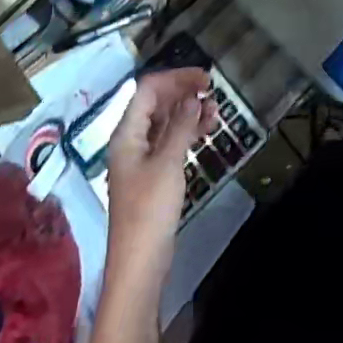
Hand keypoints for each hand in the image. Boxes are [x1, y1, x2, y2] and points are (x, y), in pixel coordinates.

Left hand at [104, 68, 215, 273]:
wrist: (140, 263)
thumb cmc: (150, 210)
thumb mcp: (168, 164)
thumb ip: (180, 127)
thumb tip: (192, 98)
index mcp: (126, 133)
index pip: (149, 90)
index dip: (176, 79)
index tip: (206, 79)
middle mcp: (131, 140)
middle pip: (155, 104)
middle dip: (183, 93)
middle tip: (213, 92)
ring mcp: (141, 159)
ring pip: (165, 123)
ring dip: (188, 113)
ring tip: (216, 112)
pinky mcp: (153, 175)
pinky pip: (169, 143)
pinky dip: (187, 133)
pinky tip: (206, 131)